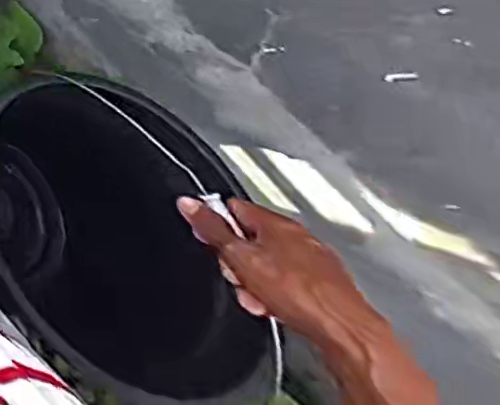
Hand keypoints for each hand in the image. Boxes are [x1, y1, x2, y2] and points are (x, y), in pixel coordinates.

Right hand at [177, 197, 436, 404]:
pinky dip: (278, 293)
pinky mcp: (330, 289)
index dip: (214, 222)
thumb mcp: (238, 255)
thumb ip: (210, 227)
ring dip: (255, 279)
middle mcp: (301, 238)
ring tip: (256, 296)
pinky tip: (276, 307)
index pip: (231, 207)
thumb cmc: (300, 295)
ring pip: (269, 263)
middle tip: (234, 273)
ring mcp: (319, 264)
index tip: (208, 238)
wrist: (351, 337)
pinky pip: (291, 283)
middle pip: (249, 237)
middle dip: (236, 258)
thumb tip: (188, 203)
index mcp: (278, 223)